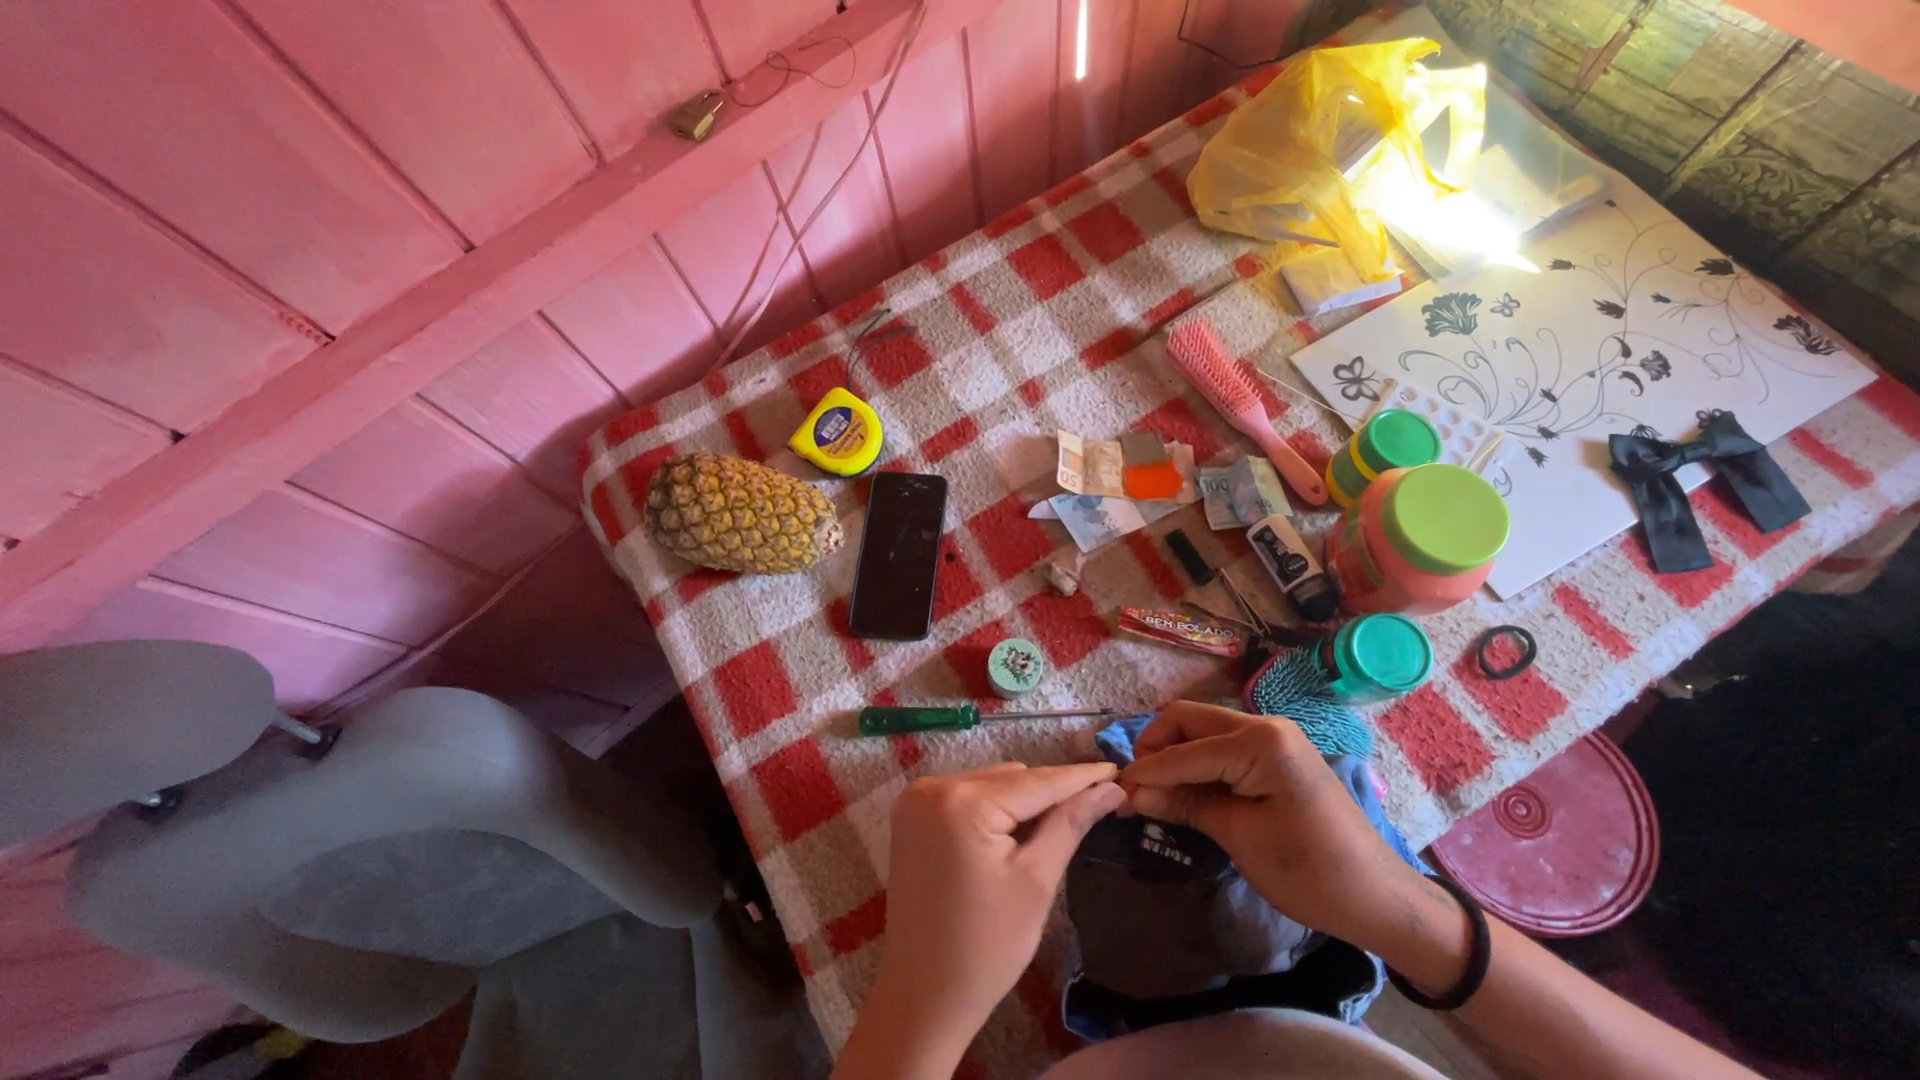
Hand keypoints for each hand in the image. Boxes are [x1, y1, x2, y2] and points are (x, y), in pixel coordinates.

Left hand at [874, 761, 1124, 1032]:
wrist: (922, 993)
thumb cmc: (986, 946)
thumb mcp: (1036, 880)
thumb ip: (1071, 823)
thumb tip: (1110, 787)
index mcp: (962, 802)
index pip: (1036, 780)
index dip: (1080, 777)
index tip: (1120, 769)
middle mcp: (933, 788)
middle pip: (1011, 777)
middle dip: (1050, 791)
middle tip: (1095, 804)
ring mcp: (916, 801)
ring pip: (989, 783)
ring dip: (1021, 799)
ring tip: (1056, 824)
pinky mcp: (910, 817)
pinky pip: (966, 796)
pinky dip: (993, 808)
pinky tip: (1014, 832)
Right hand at [1117, 702, 1428, 955]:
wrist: (1380, 900)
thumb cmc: (1310, 871)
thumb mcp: (1239, 837)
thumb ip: (1184, 804)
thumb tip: (1131, 793)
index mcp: (1260, 741)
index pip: (1183, 748)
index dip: (1145, 772)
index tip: (1112, 795)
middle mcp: (1265, 726)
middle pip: (1189, 720)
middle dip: (1156, 750)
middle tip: (1135, 791)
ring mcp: (1274, 739)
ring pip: (1204, 733)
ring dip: (1175, 758)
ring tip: (1152, 796)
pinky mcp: (1277, 758)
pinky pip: (1223, 750)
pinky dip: (1198, 767)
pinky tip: (1184, 795)